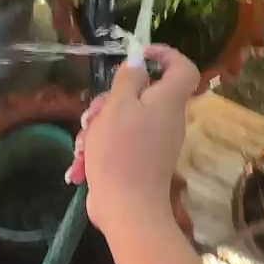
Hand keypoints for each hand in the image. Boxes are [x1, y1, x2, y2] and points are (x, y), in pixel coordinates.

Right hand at [69, 44, 201, 234]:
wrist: (127, 208)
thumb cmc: (122, 153)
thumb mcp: (118, 107)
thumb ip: (128, 80)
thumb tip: (138, 61)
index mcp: (167, 101)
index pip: (182, 67)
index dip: (164, 55)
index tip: (138, 55)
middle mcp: (166, 120)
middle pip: (139, 95)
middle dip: (109, 102)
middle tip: (92, 116)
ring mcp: (154, 143)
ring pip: (123, 120)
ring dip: (98, 129)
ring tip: (82, 146)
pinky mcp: (140, 162)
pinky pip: (119, 143)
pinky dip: (99, 150)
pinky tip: (80, 166)